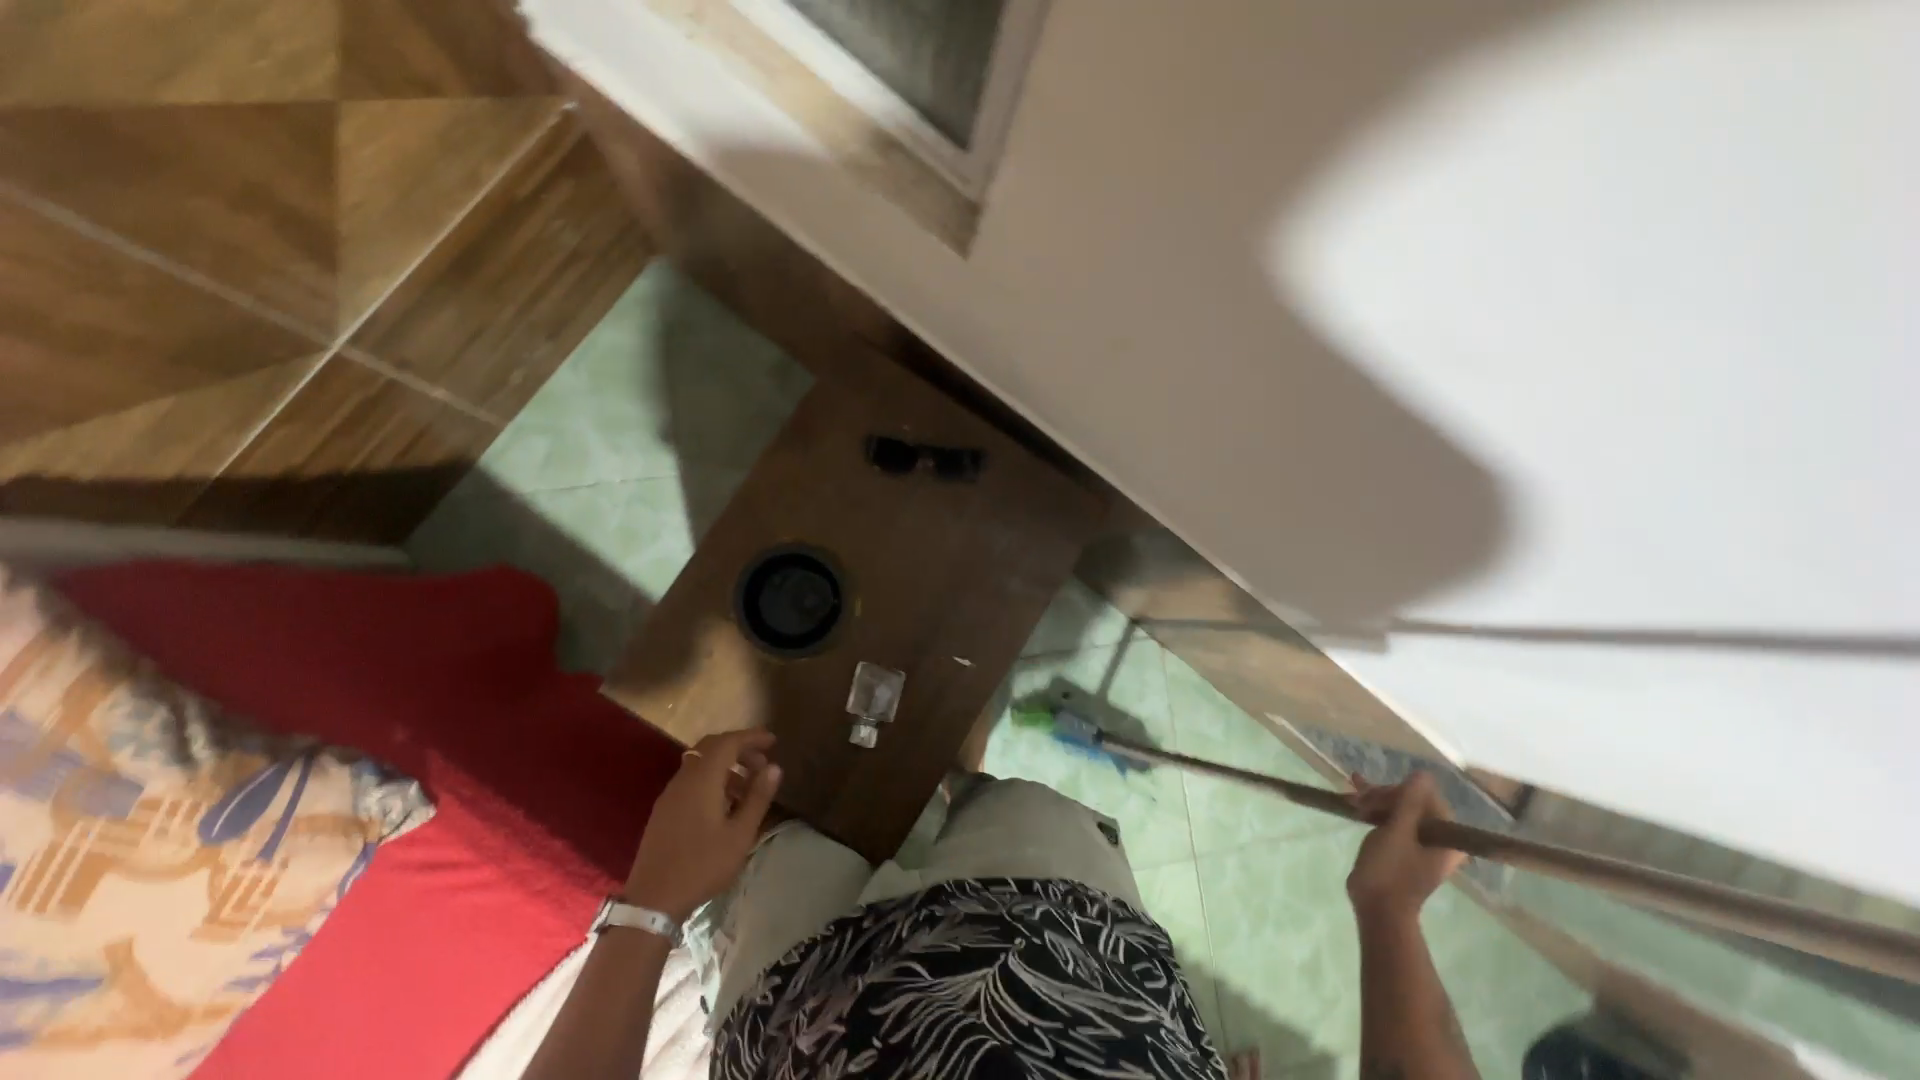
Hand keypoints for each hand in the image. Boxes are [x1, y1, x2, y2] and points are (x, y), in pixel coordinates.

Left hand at [625, 729, 782, 920]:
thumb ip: (757, 797)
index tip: (773, 741)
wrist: (654, 899)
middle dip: (738, 748)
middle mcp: (683, 779)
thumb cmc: (703, 865)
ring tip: (748, 786)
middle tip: (762, 762)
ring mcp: (670, 795)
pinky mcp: (664, 810)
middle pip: (710, 747)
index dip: (751, 737)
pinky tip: (725, 804)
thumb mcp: (740, 834)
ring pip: (699, 764)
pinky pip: (691, 781)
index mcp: (702, 780)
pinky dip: (711, 779)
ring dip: (725, 765)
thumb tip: (774, 767)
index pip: (727, 743)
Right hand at [1345, 771, 1465, 924]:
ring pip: (1398, 811)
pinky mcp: (1401, 850)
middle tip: (1358, 800)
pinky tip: (1353, 799)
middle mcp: (1437, 839)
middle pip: (1412, 803)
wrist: (1377, 909)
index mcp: (1446, 837)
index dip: (1399, 792)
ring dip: (1374, 802)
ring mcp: (1418, 845)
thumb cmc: (1391, 871)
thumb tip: (1423, 774)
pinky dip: (1374, 812)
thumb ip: (1410, 802)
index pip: (1427, 797)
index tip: (1375, 796)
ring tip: (1350, 799)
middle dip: (1383, 797)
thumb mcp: (1398, 832)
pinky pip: (1391, 823)